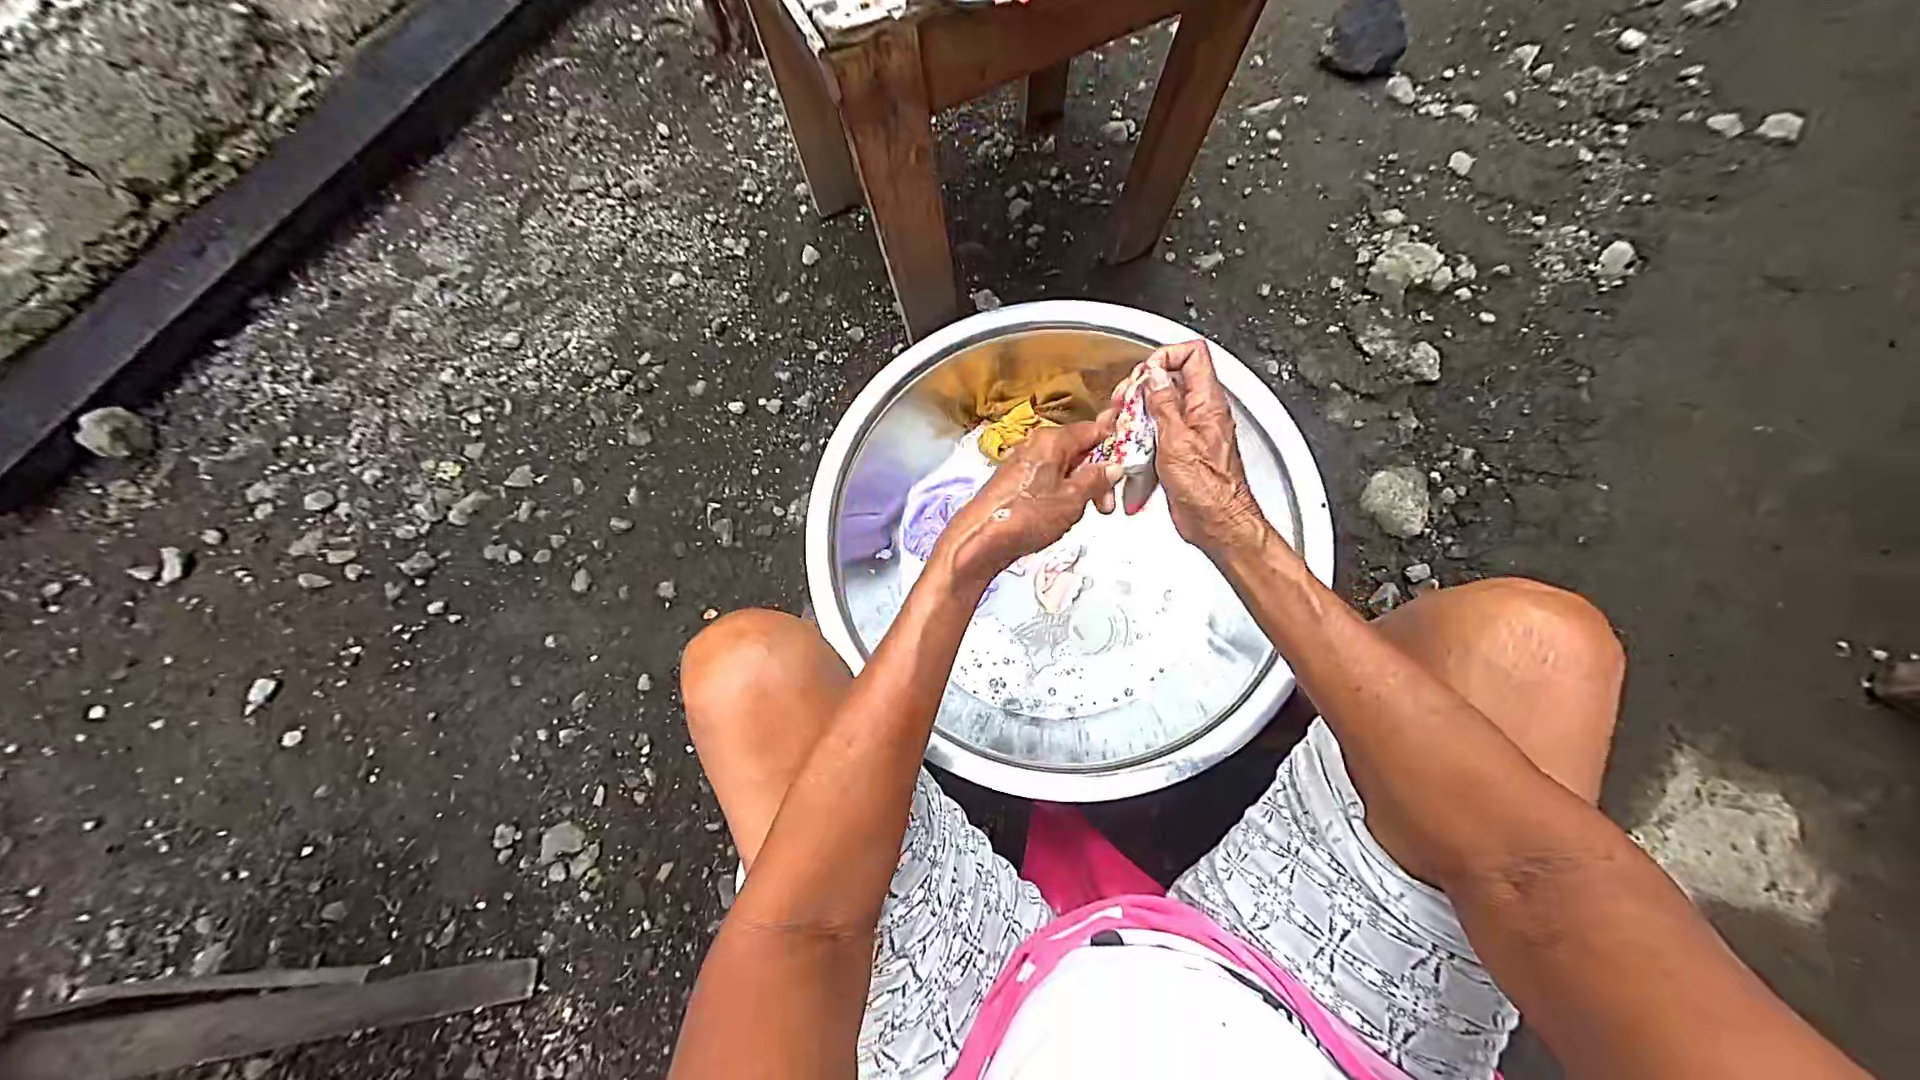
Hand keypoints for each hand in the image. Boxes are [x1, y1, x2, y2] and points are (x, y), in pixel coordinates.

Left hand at [933, 421, 1117, 590]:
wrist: (979, 540)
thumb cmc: (1023, 517)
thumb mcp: (1072, 499)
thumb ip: (1096, 479)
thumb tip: (1112, 466)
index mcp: (1051, 440)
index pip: (1093, 430)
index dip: (1113, 445)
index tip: (1126, 464)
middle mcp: (1035, 446)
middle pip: (1078, 450)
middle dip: (1097, 475)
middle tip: (1105, 503)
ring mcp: (1022, 464)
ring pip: (1063, 469)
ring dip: (1079, 489)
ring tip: (1080, 514)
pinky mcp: (1014, 484)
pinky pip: (1047, 482)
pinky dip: (1060, 496)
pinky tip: (1059, 517)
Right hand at [1137, 340, 1269, 555]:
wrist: (1216, 523)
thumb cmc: (1209, 491)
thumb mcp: (1178, 442)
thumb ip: (1164, 405)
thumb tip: (1153, 375)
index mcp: (1207, 404)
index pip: (1192, 355)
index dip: (1164, 358)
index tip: (1142, 376)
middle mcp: (1198, 414)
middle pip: (1166, 380)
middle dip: (1139, 389)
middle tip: (1124, 404)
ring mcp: (1187, 433)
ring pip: (1155, 408)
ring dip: (1133, 416)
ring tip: (1121, 430)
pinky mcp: (1176, 452)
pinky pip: (1153, 435)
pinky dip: (1137, 439)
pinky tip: (1129, 451)